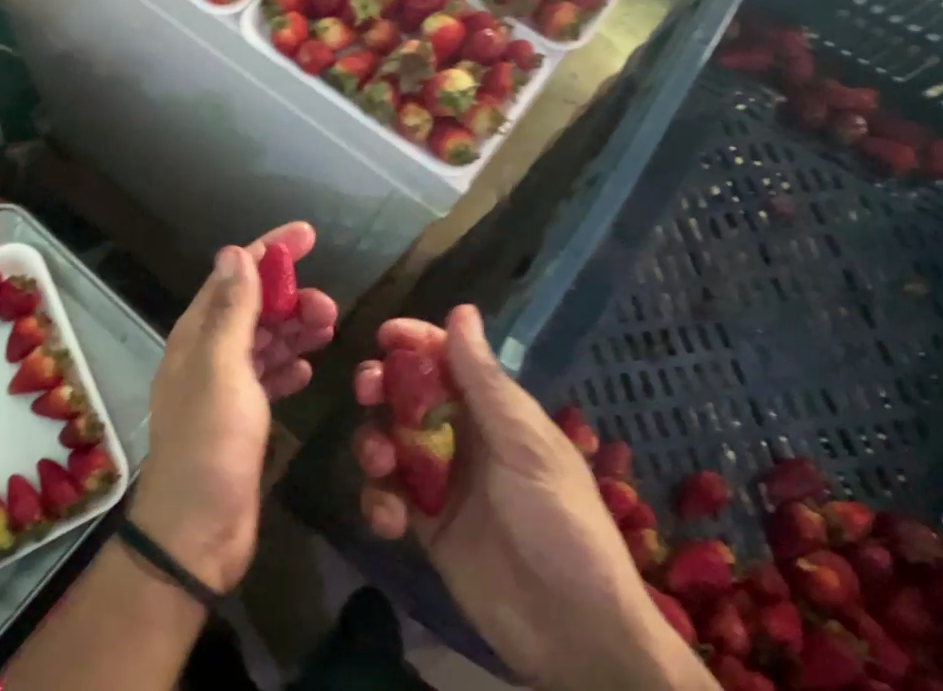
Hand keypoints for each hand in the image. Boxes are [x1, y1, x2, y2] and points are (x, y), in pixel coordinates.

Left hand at [132, 223, 336, 592]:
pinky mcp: (240, 418)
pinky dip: (287, 365)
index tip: (308, 234)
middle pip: (251, 307)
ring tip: (330, 327)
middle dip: (289, 296)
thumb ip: (231, 312)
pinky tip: (308, 367)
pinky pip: (267, 377)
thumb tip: (235, 253)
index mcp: (195, 336)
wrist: (197, 530)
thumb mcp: (222, 369)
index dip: (269, 251)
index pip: (233, 275)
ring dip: (294, 329)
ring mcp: (223, 388)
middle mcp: (205, 355)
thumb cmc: (210, 443)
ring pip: (263, 341)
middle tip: (330, 306)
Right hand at [352, 306, 715, 690]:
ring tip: (380, 464)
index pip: (450, 361)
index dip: (417, 342)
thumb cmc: (560, 524)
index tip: (385, 336)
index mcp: (497, 414)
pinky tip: (389, 519)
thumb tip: (461, 310)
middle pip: (408, 397)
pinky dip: (378, 501)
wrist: (574, 630)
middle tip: (368, 391)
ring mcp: (442, 484)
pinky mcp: (425, 526)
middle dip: (382, 387)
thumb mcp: (526, 446)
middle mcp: (465, 440)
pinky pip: (387, 497)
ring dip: (374, 444)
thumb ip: (483, 382)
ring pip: (389, 443)